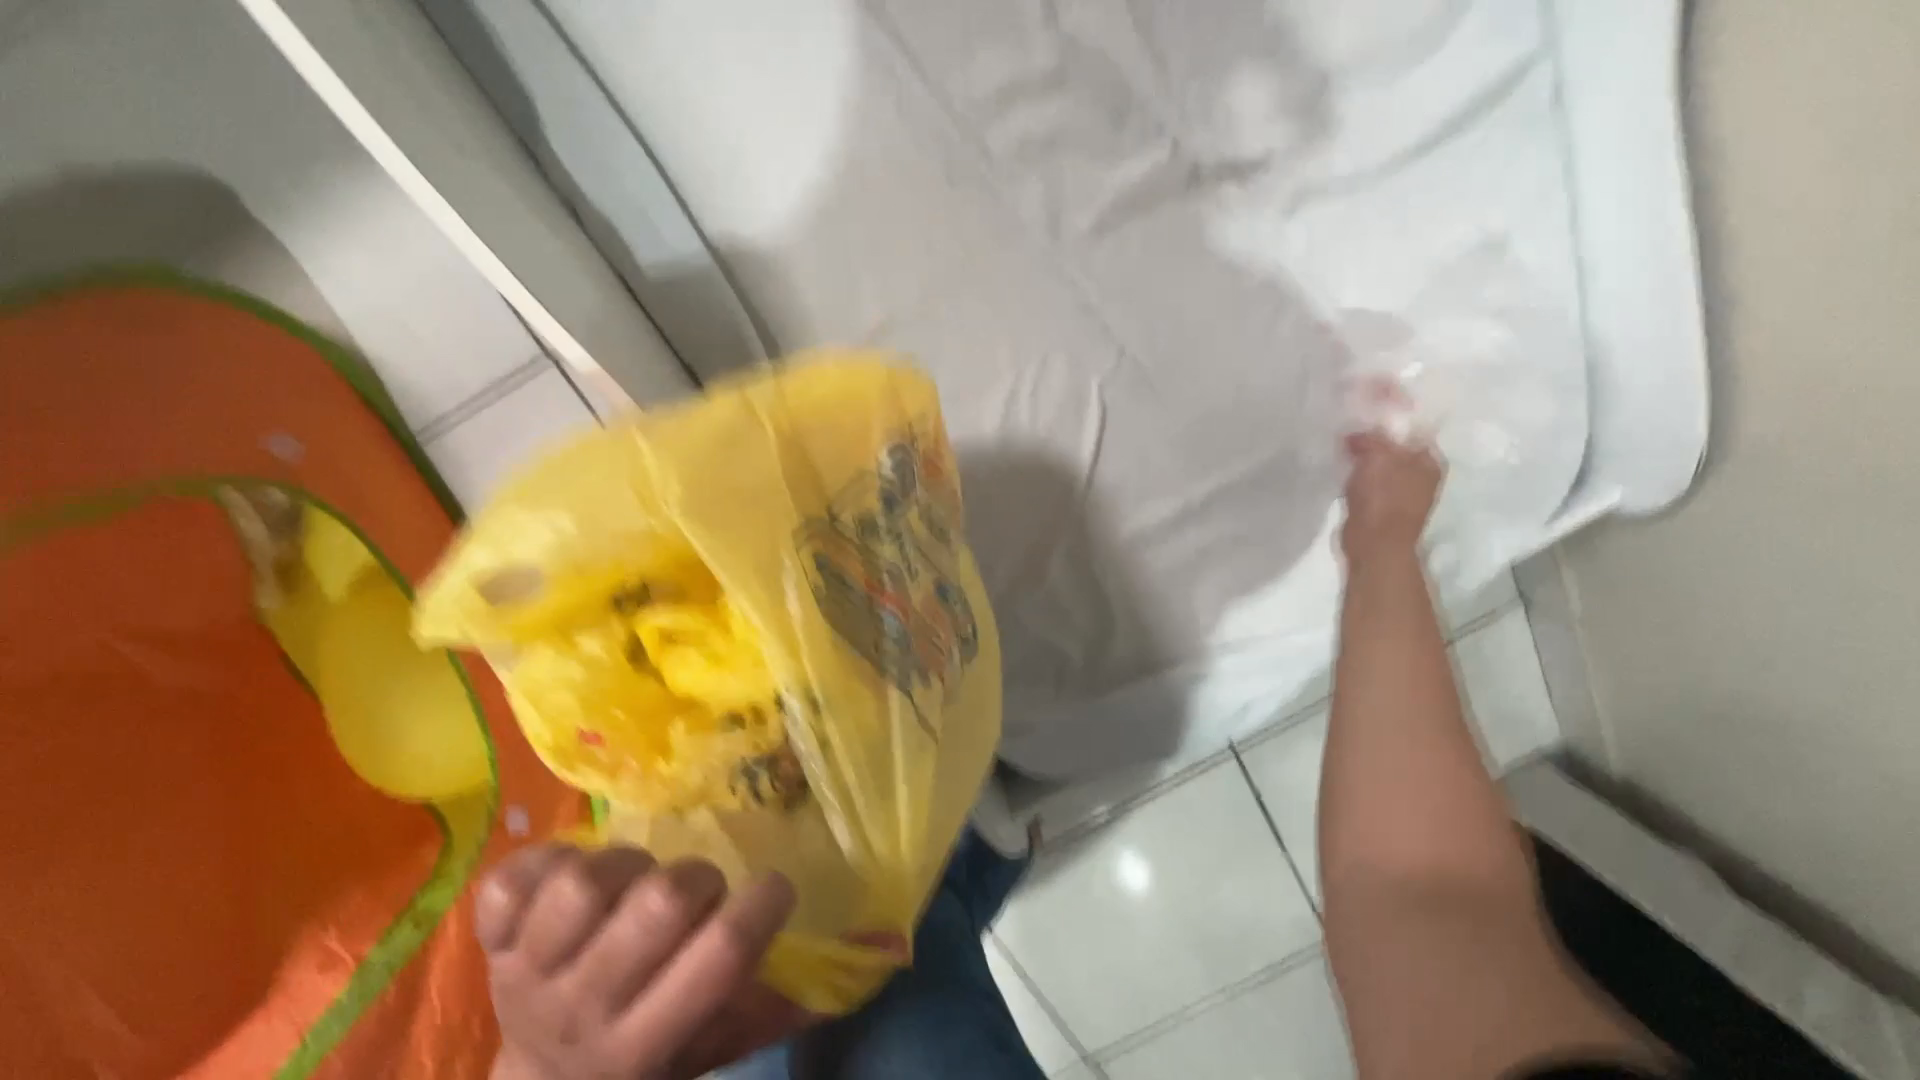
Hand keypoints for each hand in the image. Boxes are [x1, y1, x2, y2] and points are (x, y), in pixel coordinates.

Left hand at [478, 844, 798, 1079]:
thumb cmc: (651, 1052)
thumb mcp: (720, 1041)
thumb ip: (790, 998)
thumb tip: (885, 940)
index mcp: (648, 1041)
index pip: (719, 958)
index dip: (760, 907)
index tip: (775, 886)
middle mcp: (586, 1008)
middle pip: (657, 907)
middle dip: (696, 880)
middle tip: (698, 888)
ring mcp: (526, 974)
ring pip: (586, 884)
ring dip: (625, 865)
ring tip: (634, 879)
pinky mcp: (487, 942)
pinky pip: (514, 880)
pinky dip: (551, 861)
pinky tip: (572, 874)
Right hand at [1340, 430, 1442, 563]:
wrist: (1374, 545)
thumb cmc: (1383, 499)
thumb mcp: (1377, 457)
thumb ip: (1370, 438)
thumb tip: (1355, 433)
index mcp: (1431, 461)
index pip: (1413, 429)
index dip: (1389, 420)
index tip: (1365, 413)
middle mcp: (1421, 475)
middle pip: (1394, 447)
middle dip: (1372, 439)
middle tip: (1348, 428)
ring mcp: (1401, 492)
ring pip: (1379, 465)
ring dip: (1362, 458)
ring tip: (1341, 447)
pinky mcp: (1380, 506)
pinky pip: (1366, 482)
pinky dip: (1355, 477)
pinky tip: (1341, 470)